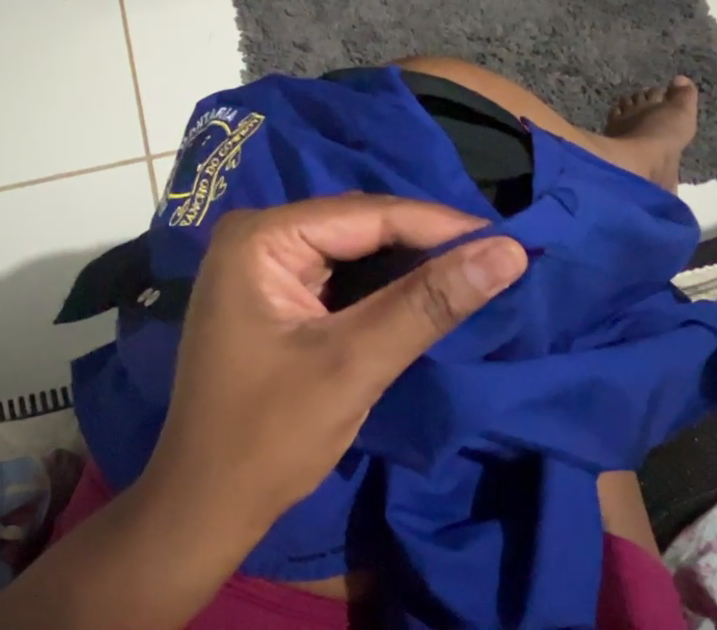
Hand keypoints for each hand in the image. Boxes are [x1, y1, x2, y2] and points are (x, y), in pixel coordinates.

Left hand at [137, 194, 529, 532]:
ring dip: (408, 263)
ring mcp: (258, 264)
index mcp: (261, 237)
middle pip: (358, 226)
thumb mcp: (354, 364)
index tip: (511, 239)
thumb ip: (427, 304)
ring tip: (476, 268)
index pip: (367, 214)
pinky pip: (336, 274)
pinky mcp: (269, 294)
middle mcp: (256, 235)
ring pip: (351, 249)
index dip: (441, 225)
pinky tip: (424, 291)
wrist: (204, 502)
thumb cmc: (269, 435)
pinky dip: (381, 285)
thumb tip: (507, 251)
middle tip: (500, 255)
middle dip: (426, 242)